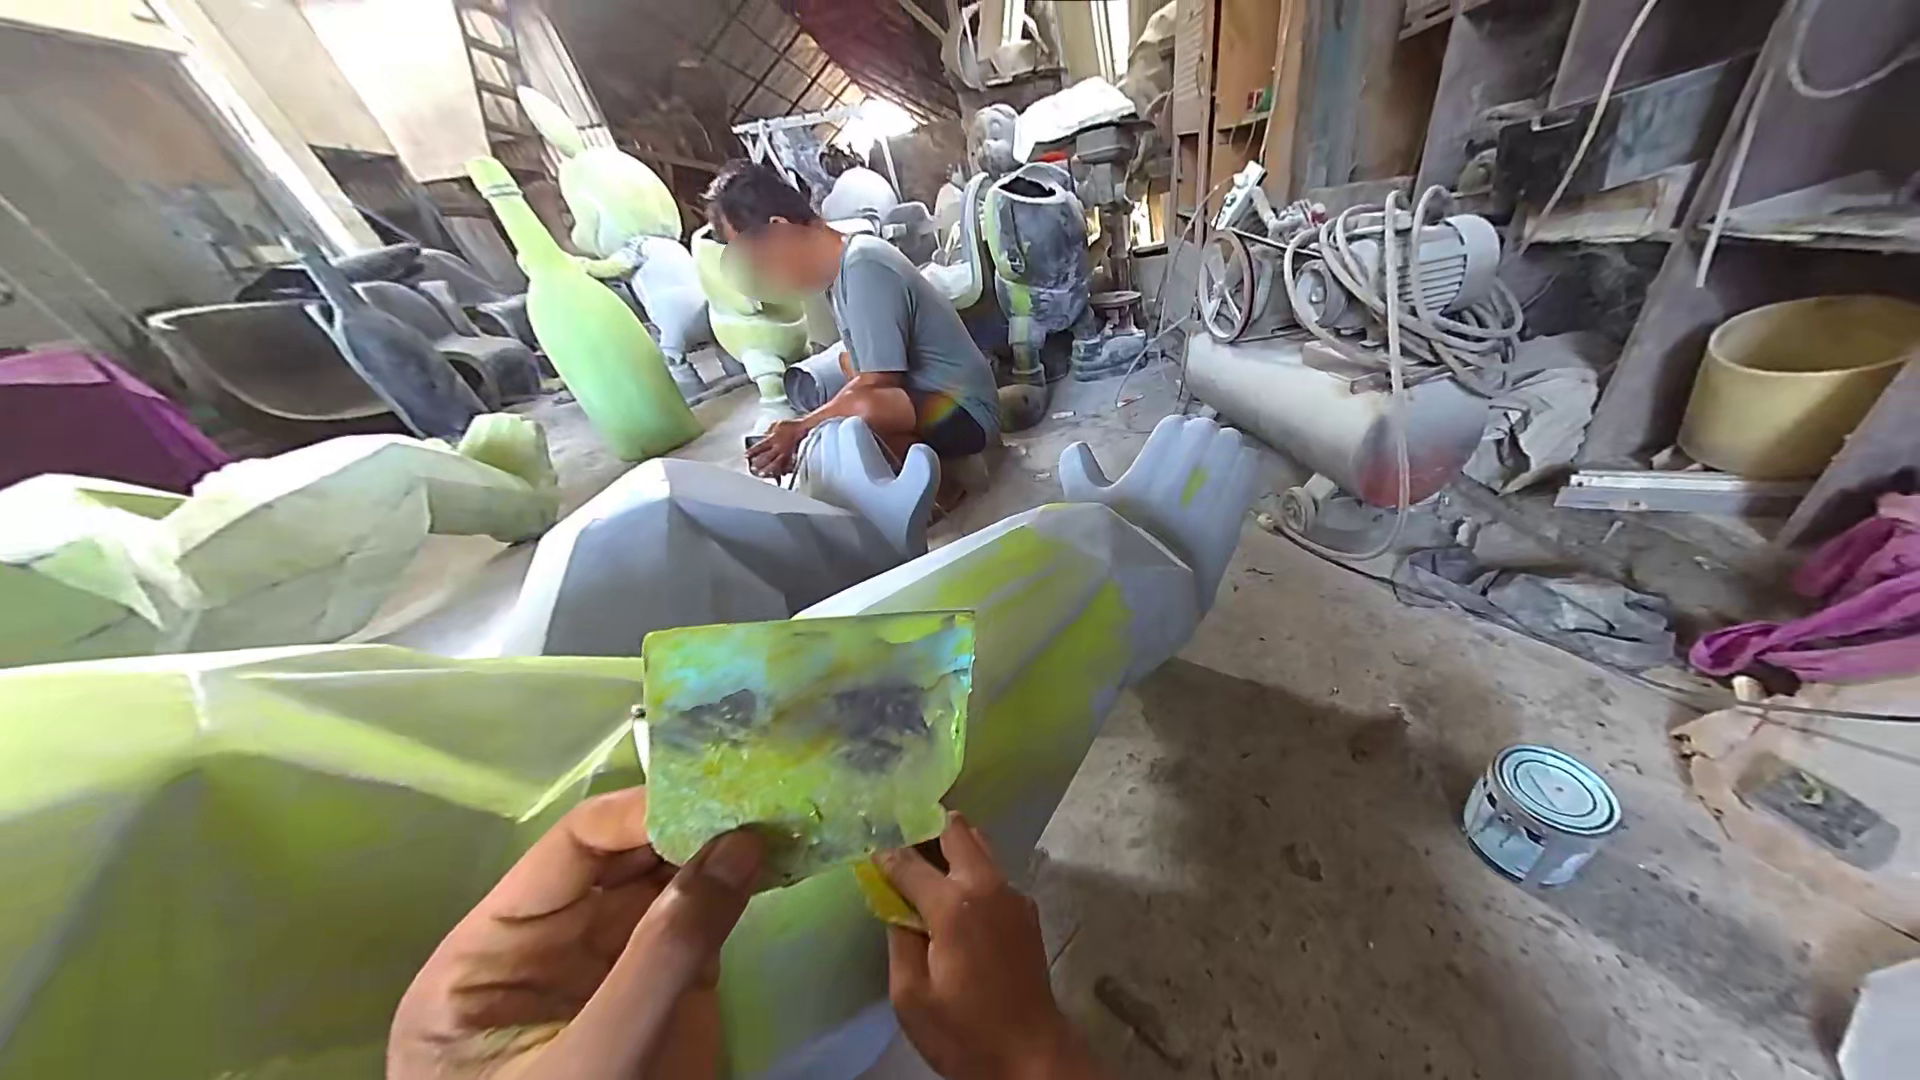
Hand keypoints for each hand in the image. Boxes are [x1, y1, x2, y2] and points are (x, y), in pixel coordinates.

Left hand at [388, 789, 764, 1079]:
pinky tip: (781, 857)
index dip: (644, 812)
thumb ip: (665, 950)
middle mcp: (556, 936)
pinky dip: (742, 881)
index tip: (719, 794)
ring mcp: (615, 952)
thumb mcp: (598, 1064)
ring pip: (673, 872)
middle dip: (695, 821)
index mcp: (495, 950)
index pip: (574, 846)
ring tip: (782, 814)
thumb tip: (743, 840)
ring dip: (726, 844)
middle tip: (764, 796)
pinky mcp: (666, 973)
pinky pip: (705, 909)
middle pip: (629, 850)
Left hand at [746, 419, 806, 477]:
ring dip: (769, 470)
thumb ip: (769, 431)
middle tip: (753, 468)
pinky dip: (782, 471)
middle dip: (759, 464)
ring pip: (776, 464)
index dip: (752, 452)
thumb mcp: (777, 425)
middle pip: (767, 458)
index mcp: (773, 439)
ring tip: (764, 474)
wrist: (805, 429)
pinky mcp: (793, 458)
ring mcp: (786, 454)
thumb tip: (764, 434)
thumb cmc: (792, 426)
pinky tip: (779, 474)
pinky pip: (786, 466)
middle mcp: (779, 448)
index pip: (760, 447)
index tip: (746, 456)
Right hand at [878, 814, 1100, 1079]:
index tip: (872, 850)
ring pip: (979, 841)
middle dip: (926, 829)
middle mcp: (985, 884)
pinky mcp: (1025, 905)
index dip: (887, 855)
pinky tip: (959, 896)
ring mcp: (1011, 891)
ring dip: (952, 843)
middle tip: (904, 843)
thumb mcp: (911, 997)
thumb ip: (898, 938)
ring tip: (929, 865)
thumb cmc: (965, 1033)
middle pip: (954, 828)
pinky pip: (993, 868)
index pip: (910, 862)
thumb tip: (893, 902)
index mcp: (953, 905)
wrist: (1032, 1056)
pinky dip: (971, 866)